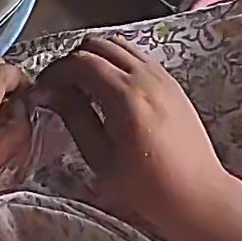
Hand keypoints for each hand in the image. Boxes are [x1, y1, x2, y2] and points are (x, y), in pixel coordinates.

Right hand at [34, 36, 241, 240]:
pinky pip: (136, 56)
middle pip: (97, 44)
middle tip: (61, 87)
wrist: (197, 195)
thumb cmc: (147, 187)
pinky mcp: (171, 81)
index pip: (79, 62)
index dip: (55, 72)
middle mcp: (145, 76)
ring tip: (84, 86)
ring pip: (118, 45)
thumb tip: (50, 92)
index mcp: (125, 96)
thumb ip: (75, 116)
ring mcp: (161, 75)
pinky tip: (110, 89)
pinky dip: (116, 61)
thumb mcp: (101, 157)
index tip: (44, 90)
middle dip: (72, 60)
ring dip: (95, 57)